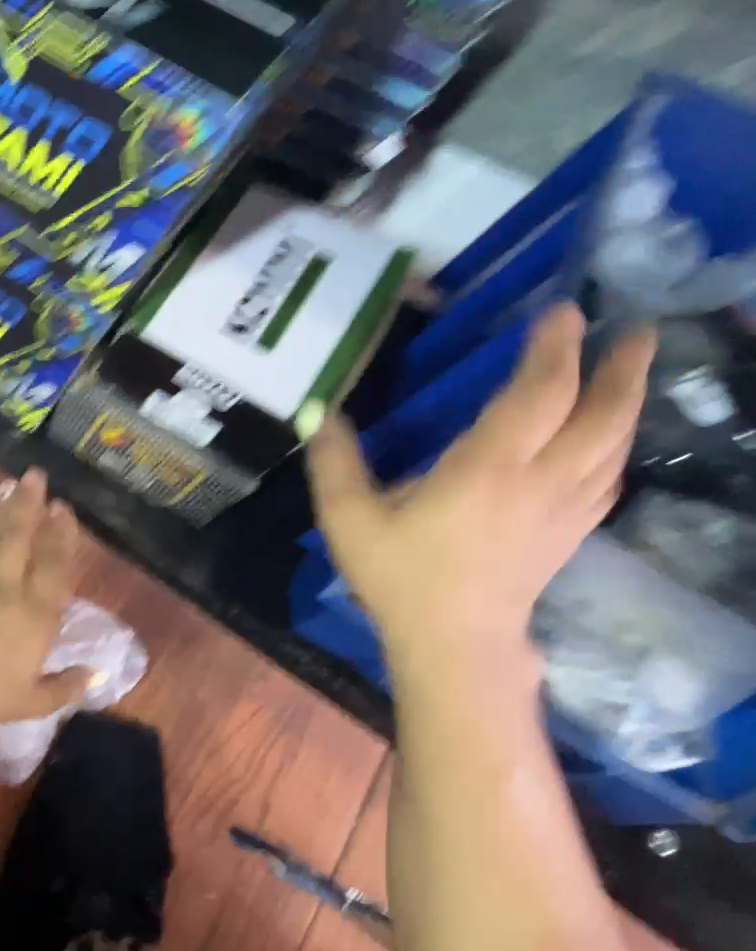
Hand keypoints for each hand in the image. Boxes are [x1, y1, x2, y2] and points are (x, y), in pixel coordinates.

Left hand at [0, 467, 95, 722]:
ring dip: (3, 509)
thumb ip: (65, 686)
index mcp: (37, 612)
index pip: (53, 563)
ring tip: (9, 485)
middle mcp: (10, 587)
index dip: (60, 534)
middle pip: (20, 536)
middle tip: (34, 475)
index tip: (63, 507)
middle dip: (28, 504)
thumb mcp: (34, 700)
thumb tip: (92, 675)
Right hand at [306, 303, 654, 667]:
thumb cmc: (397, 575)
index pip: (537, 395)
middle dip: (621, 365)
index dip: (553, 349)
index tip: (561, 310)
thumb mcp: (347, 517)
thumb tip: (318, 410)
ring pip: (616, 440)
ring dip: (628, 397)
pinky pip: (610, 472)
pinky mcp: (574, 528)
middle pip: (601, 412)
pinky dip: (617, 441)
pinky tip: (609, 435)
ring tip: (631, 366)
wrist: (453, 640)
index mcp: (487, 469)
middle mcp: (541, 479)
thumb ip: (334, 461)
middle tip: (633, 326)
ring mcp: (567, 506)